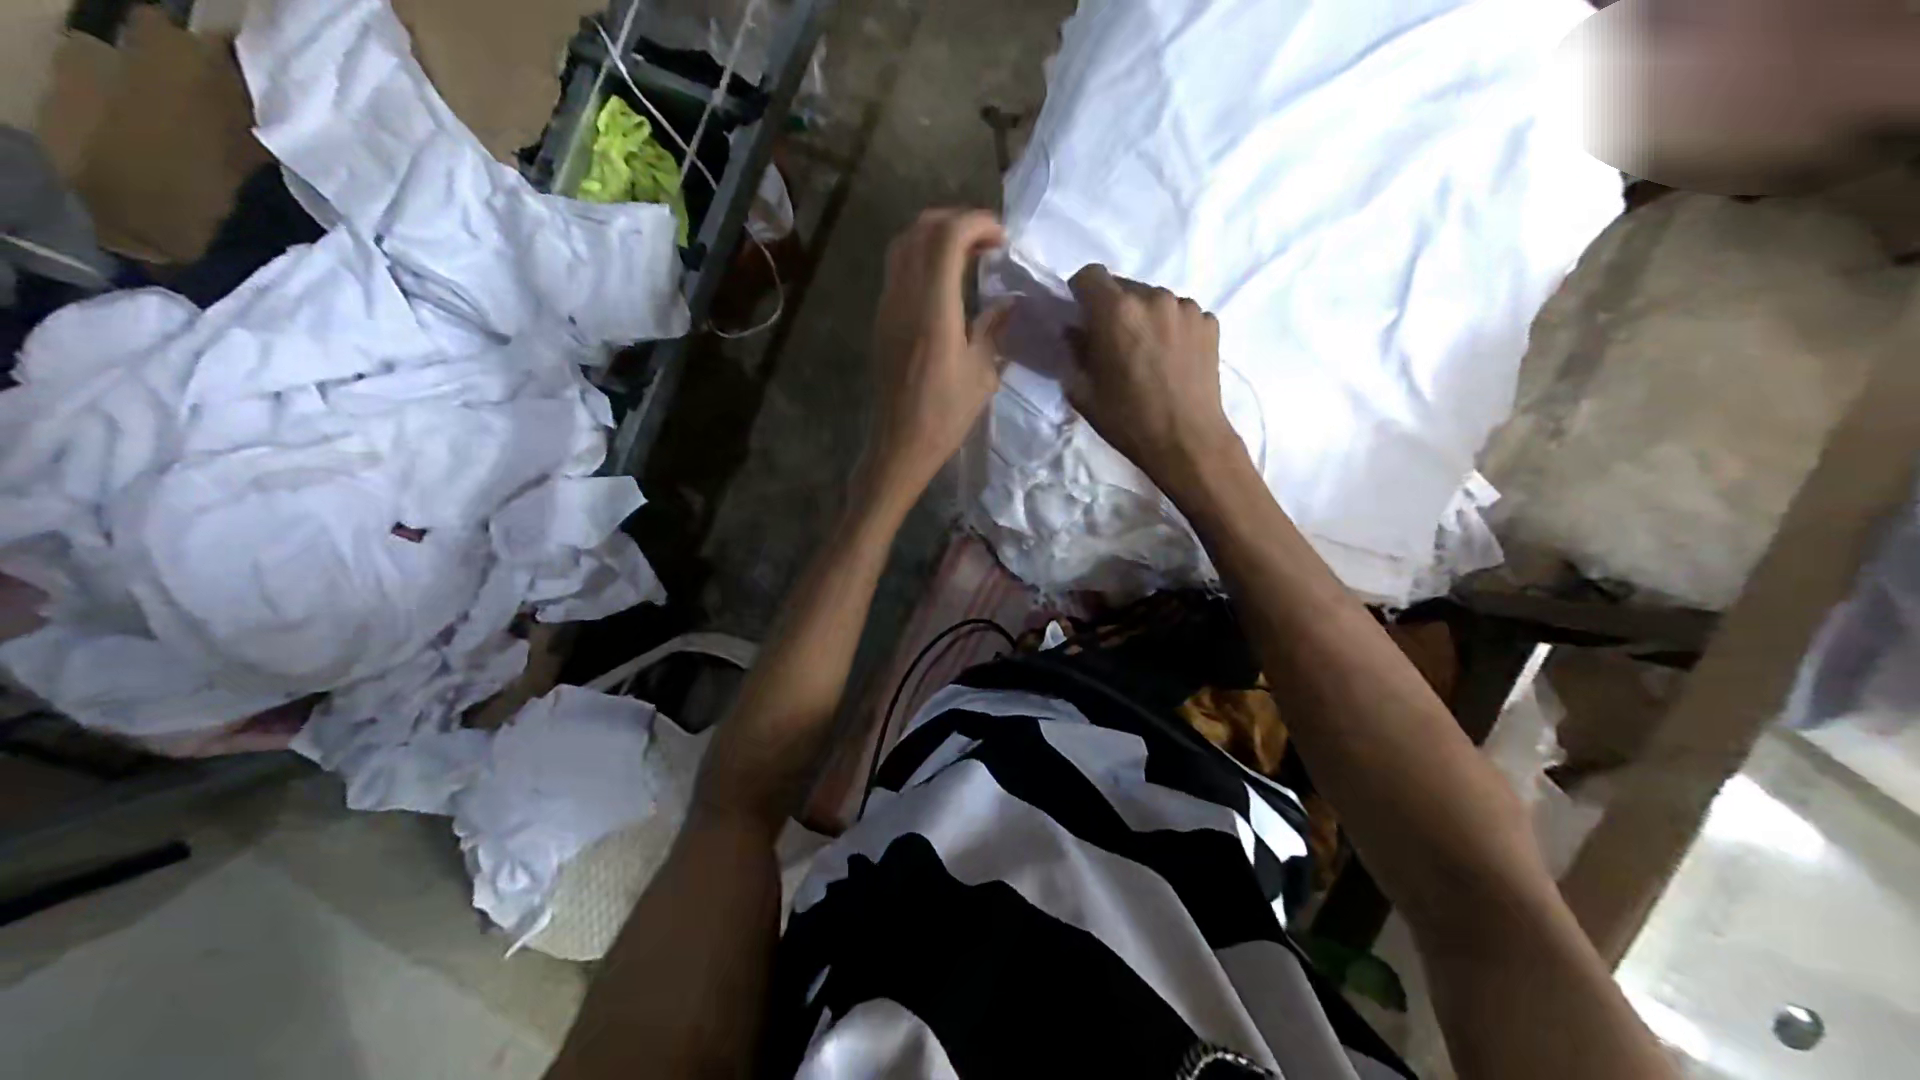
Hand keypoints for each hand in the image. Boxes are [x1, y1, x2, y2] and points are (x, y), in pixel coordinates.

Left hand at [861, 209, 1010, 507]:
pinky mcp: (882, 317)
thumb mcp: (982, 373)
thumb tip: (1008, 302)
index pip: (947, 236)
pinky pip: (898, 267)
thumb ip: (993, 328)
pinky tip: (946, 281)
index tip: (1002, 239)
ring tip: (967, 255)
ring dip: (936, 236)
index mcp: (934, 309)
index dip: (977, 223)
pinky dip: (923, 257)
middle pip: (922, 229)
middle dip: (958, 222)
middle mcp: (905, 297)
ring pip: (904, 243)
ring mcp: (888, 305)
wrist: (900, 442)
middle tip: (987, 242)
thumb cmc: (946, 414)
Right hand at [1065, 265, 1243, 495]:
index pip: (1090, 274)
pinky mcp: (1209, 322)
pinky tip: (1171, 359)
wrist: (1187, 442)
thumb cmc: (1128, 420)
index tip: (1082, 317)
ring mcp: (1186, 307)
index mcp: (1116, 311)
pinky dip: (1171, 328)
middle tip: (1113, 342)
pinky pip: (1180, 314)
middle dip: (1113, 308)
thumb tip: (1074, 331)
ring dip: (1144, 317)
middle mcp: (1153, 297)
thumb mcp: (1082, 391)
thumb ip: (1073, 351)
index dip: (1081, 293)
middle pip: (1123, 287)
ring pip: (1154, 300)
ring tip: (1146, 353)